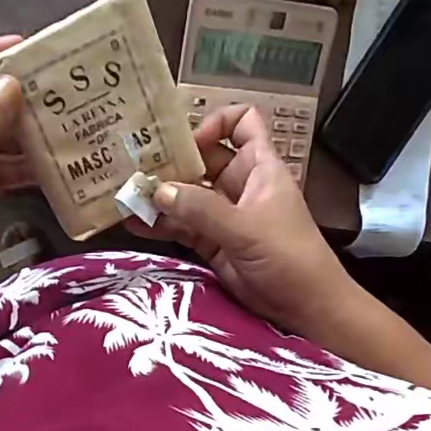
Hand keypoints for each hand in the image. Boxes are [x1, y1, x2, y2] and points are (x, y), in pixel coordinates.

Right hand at [130, 105, 363, 337]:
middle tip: (135, 167)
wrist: (303, 306)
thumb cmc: (288, 256)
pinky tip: (134, 224)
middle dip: (172, 161)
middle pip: (202, 160)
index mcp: (259, 168)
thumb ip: (201, 209)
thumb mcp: (245, 228)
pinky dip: (160, 225)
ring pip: (187, 195)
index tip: (187, 141)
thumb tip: (159, 191)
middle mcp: (239, 186)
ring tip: (127, 196)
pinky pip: (181, 227)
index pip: (242, 124)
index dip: (216, 124)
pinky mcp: (211, 243)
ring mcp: (223, 216)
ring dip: (160, 196)